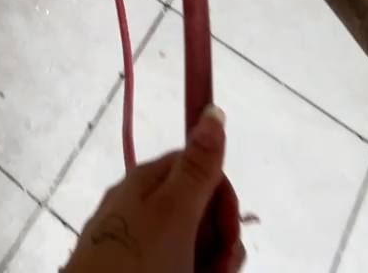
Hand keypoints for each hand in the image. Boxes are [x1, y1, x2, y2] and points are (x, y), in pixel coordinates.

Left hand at [64, 107, 242, 272]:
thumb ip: (198, 167)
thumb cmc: (137, 261)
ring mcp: (140, 243)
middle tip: (221, 266)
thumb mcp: (174, 212)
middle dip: (221, 239)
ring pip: (193, 245)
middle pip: (199, 212)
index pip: (199, 169)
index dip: (222, 197)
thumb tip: (215, 109)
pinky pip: (179, 264)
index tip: (230, 228)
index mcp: (148, 183)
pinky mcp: (140, 269)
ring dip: (212, 263)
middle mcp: (144, 208)